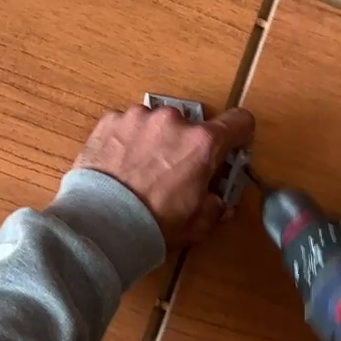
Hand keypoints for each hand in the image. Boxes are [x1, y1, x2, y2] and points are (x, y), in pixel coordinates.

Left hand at [73, 104, 254, 248]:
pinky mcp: (111, 120)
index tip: (232, 145)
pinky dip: (127, 139)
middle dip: (186, 145)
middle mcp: (173, 121)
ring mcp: (139, 116)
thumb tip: (217, 200)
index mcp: (202, 143)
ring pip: (156, 123)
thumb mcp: (198, 224)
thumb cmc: (153, 224)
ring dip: (154, 139)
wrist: (101, 222)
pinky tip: (119, 164)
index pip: (239, 121)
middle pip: (191, 126)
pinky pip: (127, 125)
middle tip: (173, 172)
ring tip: (140, 170)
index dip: (239, 134)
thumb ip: (215, 206)